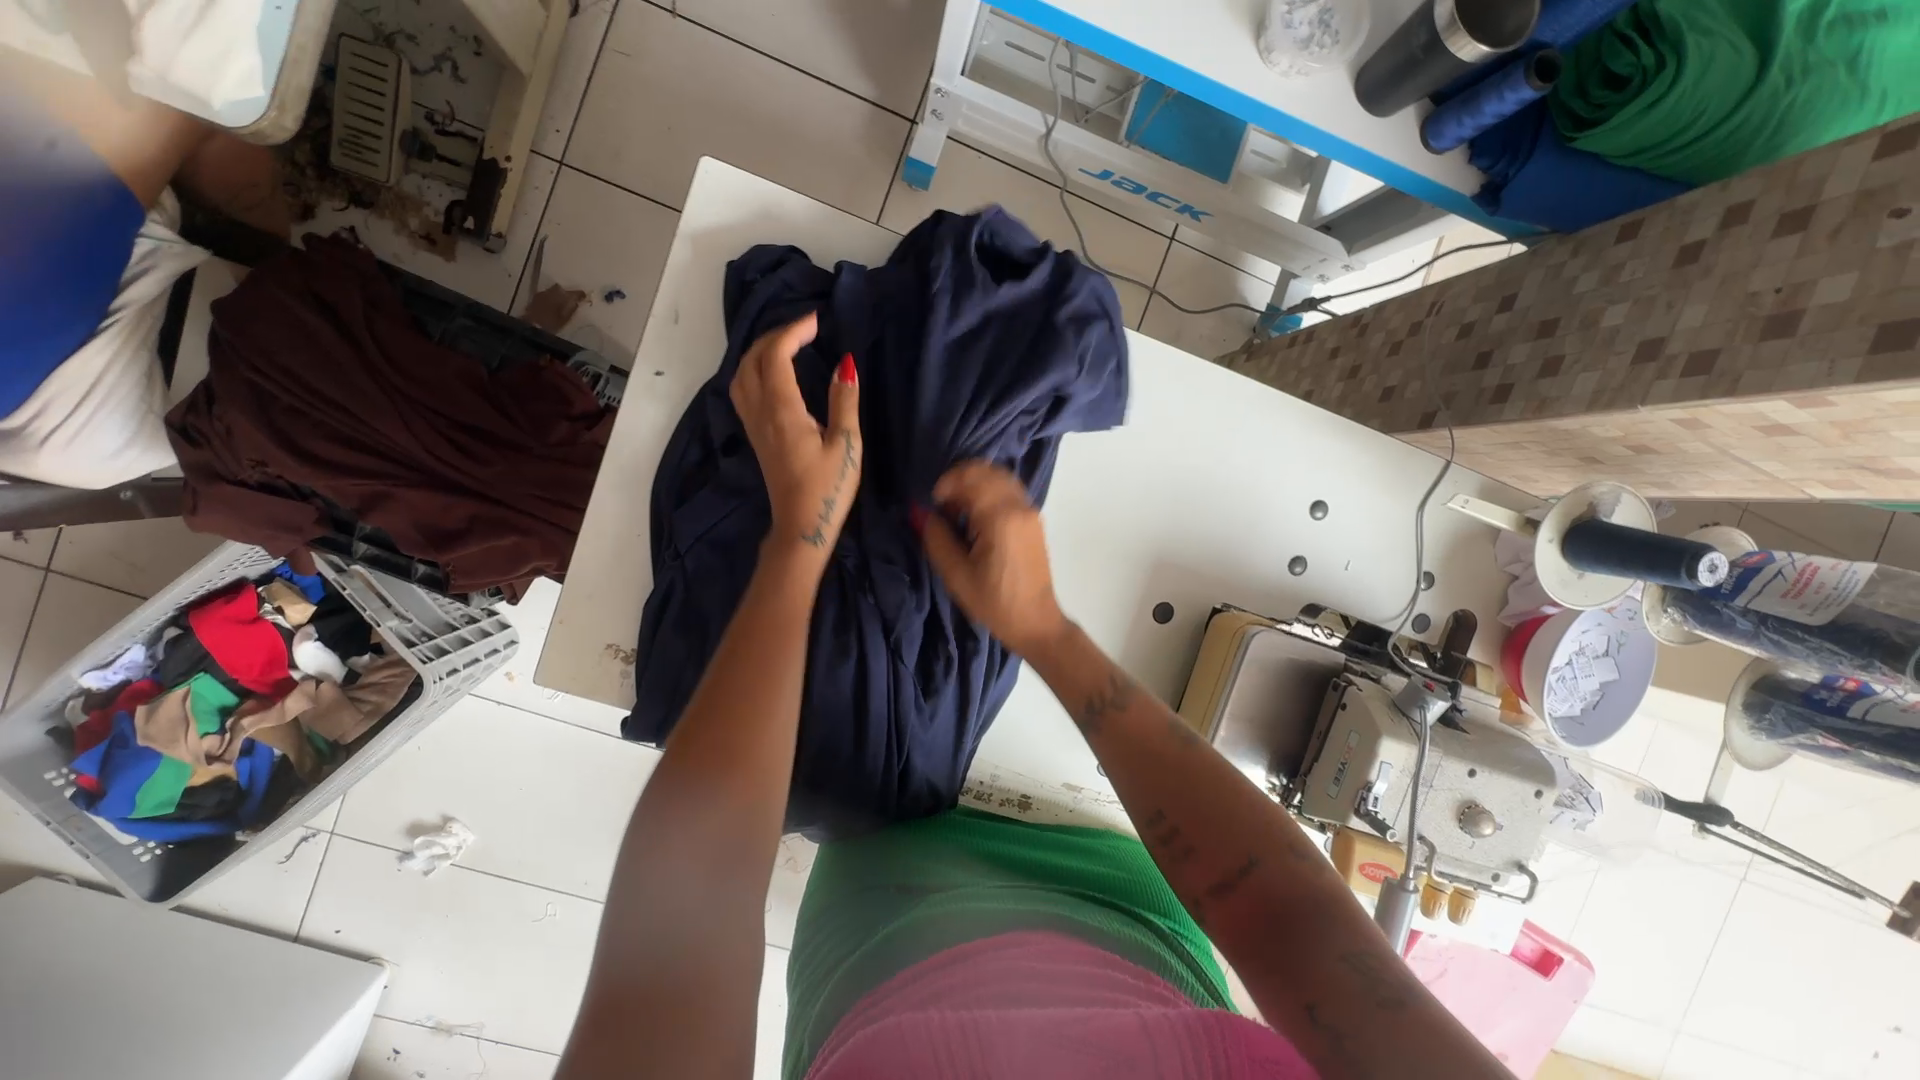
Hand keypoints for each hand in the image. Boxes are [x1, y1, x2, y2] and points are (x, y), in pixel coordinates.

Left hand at [730, 313, 861, 562]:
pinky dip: (754, 369)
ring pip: (741, 374)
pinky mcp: (755, 436)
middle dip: (776, 335)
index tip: (817, 321)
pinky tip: (773, 373)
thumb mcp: (847, 445)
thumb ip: (844, 401)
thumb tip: (845, 364)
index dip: (794, 331)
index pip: (777, 355)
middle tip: (805, 329)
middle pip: (753, 359)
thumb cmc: (828, 489)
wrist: (801, 527)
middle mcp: (761, 412)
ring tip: (787, 344)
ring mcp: (754, 425)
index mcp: (782, 410)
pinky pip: (743, 390)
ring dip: (760, 351)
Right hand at [920, 461, 1068, 655]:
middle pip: (987, 471)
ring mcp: (1031, 512)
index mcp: (1001, 518)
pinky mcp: (1034, 520)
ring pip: (999, 478)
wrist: (1035, 622)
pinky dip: (989, 493)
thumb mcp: (956, 575)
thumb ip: (937, 538)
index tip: (934, 505)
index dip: (947, 484)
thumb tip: (922, 512)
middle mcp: (1019, 507)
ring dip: (975, 486)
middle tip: (945, 507)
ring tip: (959, 512)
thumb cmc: (994, 603)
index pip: (971, 478)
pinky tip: (977, 519)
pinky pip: (1009, 491)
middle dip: (960, 481)